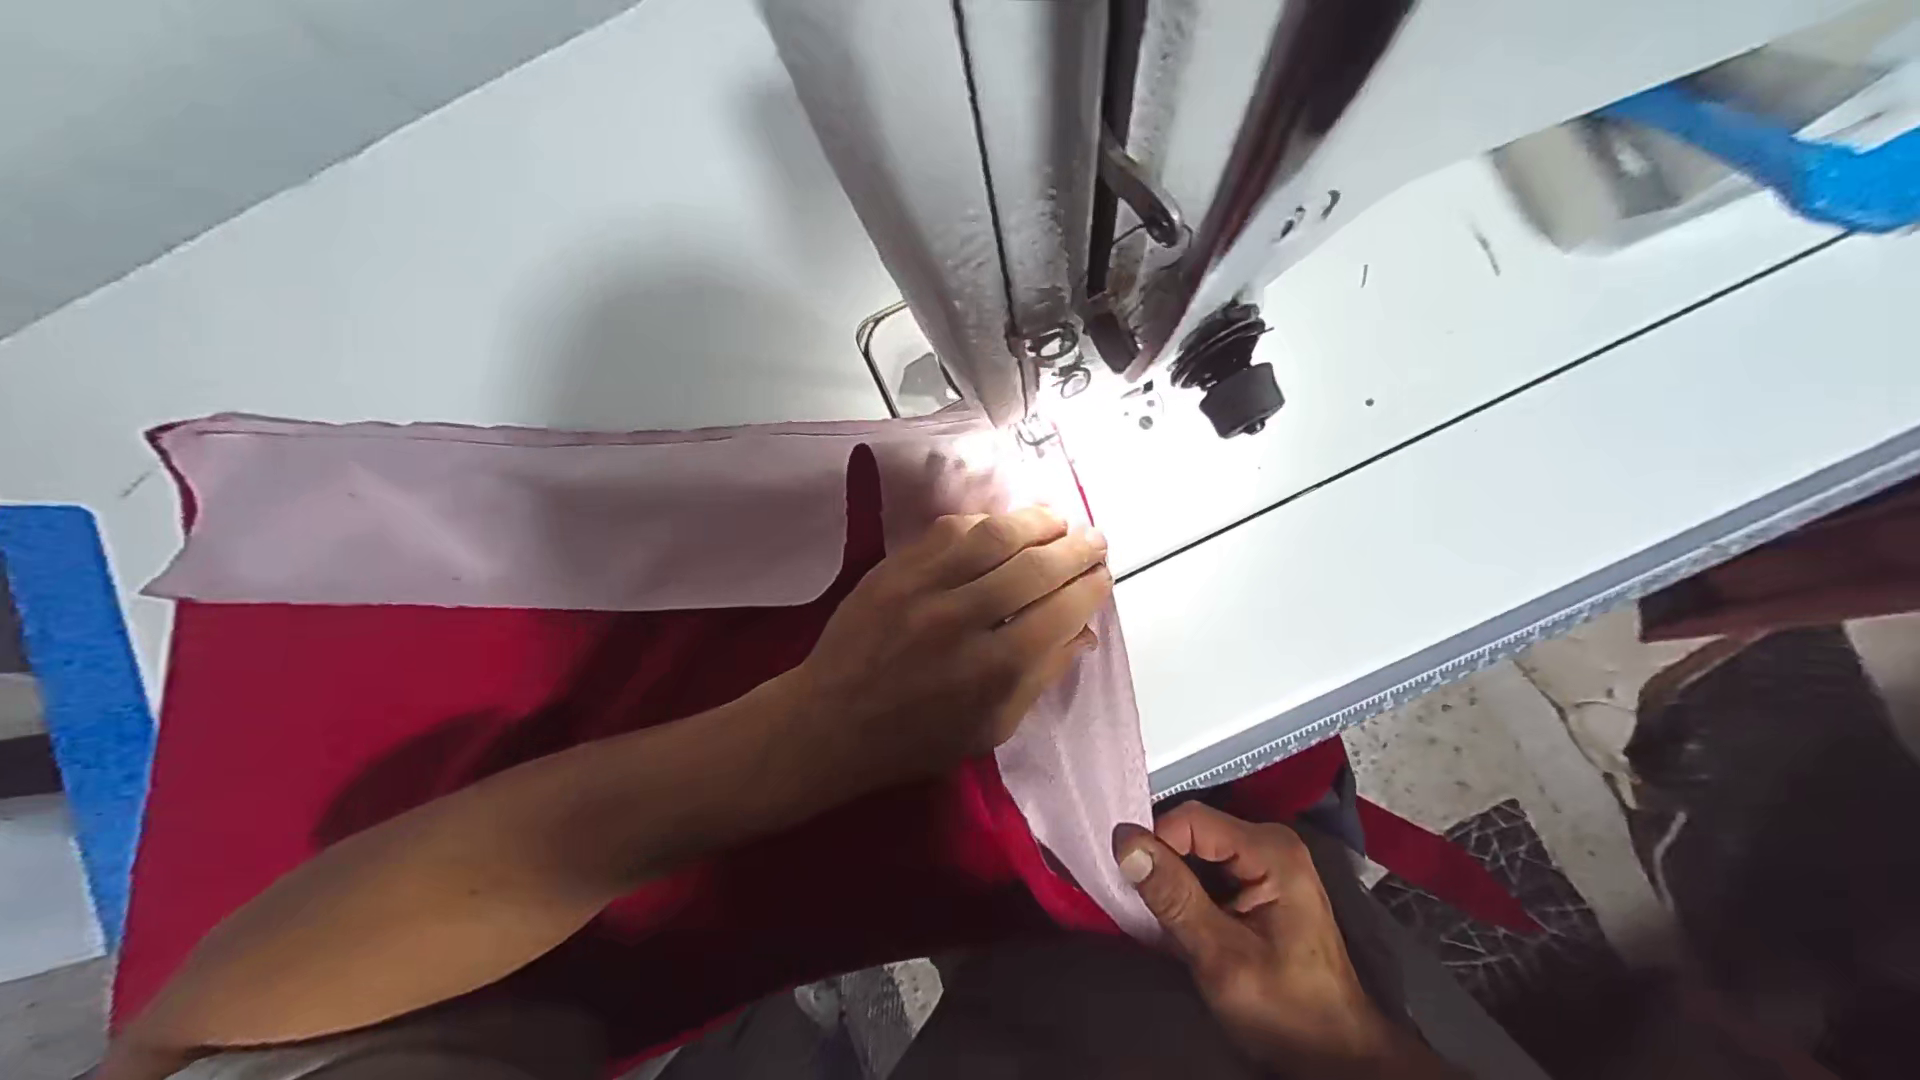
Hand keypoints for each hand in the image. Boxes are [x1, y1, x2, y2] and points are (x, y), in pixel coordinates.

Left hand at [785, 507, 1110, 791]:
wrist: (832, 721)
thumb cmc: (917, 737)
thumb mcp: (992, 727)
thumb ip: (1041, 676)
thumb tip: (1082, 630)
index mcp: (994, 671)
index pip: (1061, 611)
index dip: (1090, 587)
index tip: (1102, 575)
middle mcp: (962, 621)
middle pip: (1036, 567)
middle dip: (1075, 550)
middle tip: (1093, 541)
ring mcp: (923, 588)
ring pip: (994, 536)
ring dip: (1035, 522)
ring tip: (1057, 522)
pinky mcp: (894, 569)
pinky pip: (948, 529)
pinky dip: (984, 522)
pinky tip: (1002, 525)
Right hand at [1113, 803, 1458, 1078]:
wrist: (1335, 1056)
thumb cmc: (1285, 1012)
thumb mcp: (1221, 958)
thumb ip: (1173, 896)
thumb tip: (1124, 840)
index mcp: (1270, 850)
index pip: (1188, 819)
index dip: (1155, 846)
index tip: (1135, 887)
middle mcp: (1269, 839)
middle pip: (1190, 828)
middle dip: (1162, 862)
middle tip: (1148, 907)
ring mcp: (1266, 855)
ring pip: (1193, 844)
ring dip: (1172, 876)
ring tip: (1165, 915)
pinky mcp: (1258, 874)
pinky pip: (1205, 861)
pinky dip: (1186, 885)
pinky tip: (1184, 916)